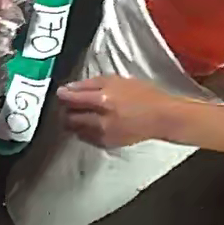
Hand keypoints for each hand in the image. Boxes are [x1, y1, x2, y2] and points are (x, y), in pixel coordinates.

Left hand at [56, 75, 183, 147]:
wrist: (161, 117)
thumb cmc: (143, 94)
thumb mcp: (117, 80)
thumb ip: (91, 83)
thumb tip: (70, 88)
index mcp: (103, 100)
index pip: (72, 99)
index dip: (63, 95)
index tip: (62, 92)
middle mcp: (101, 120)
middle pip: (70, 116)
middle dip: (66, 109)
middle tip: (71, 103)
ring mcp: (103, 134)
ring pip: (75, 129)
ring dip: (73, 120)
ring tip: (81, 113)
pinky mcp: (107, 144)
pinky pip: (86, 138)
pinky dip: (84, 130)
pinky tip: (92, 123)